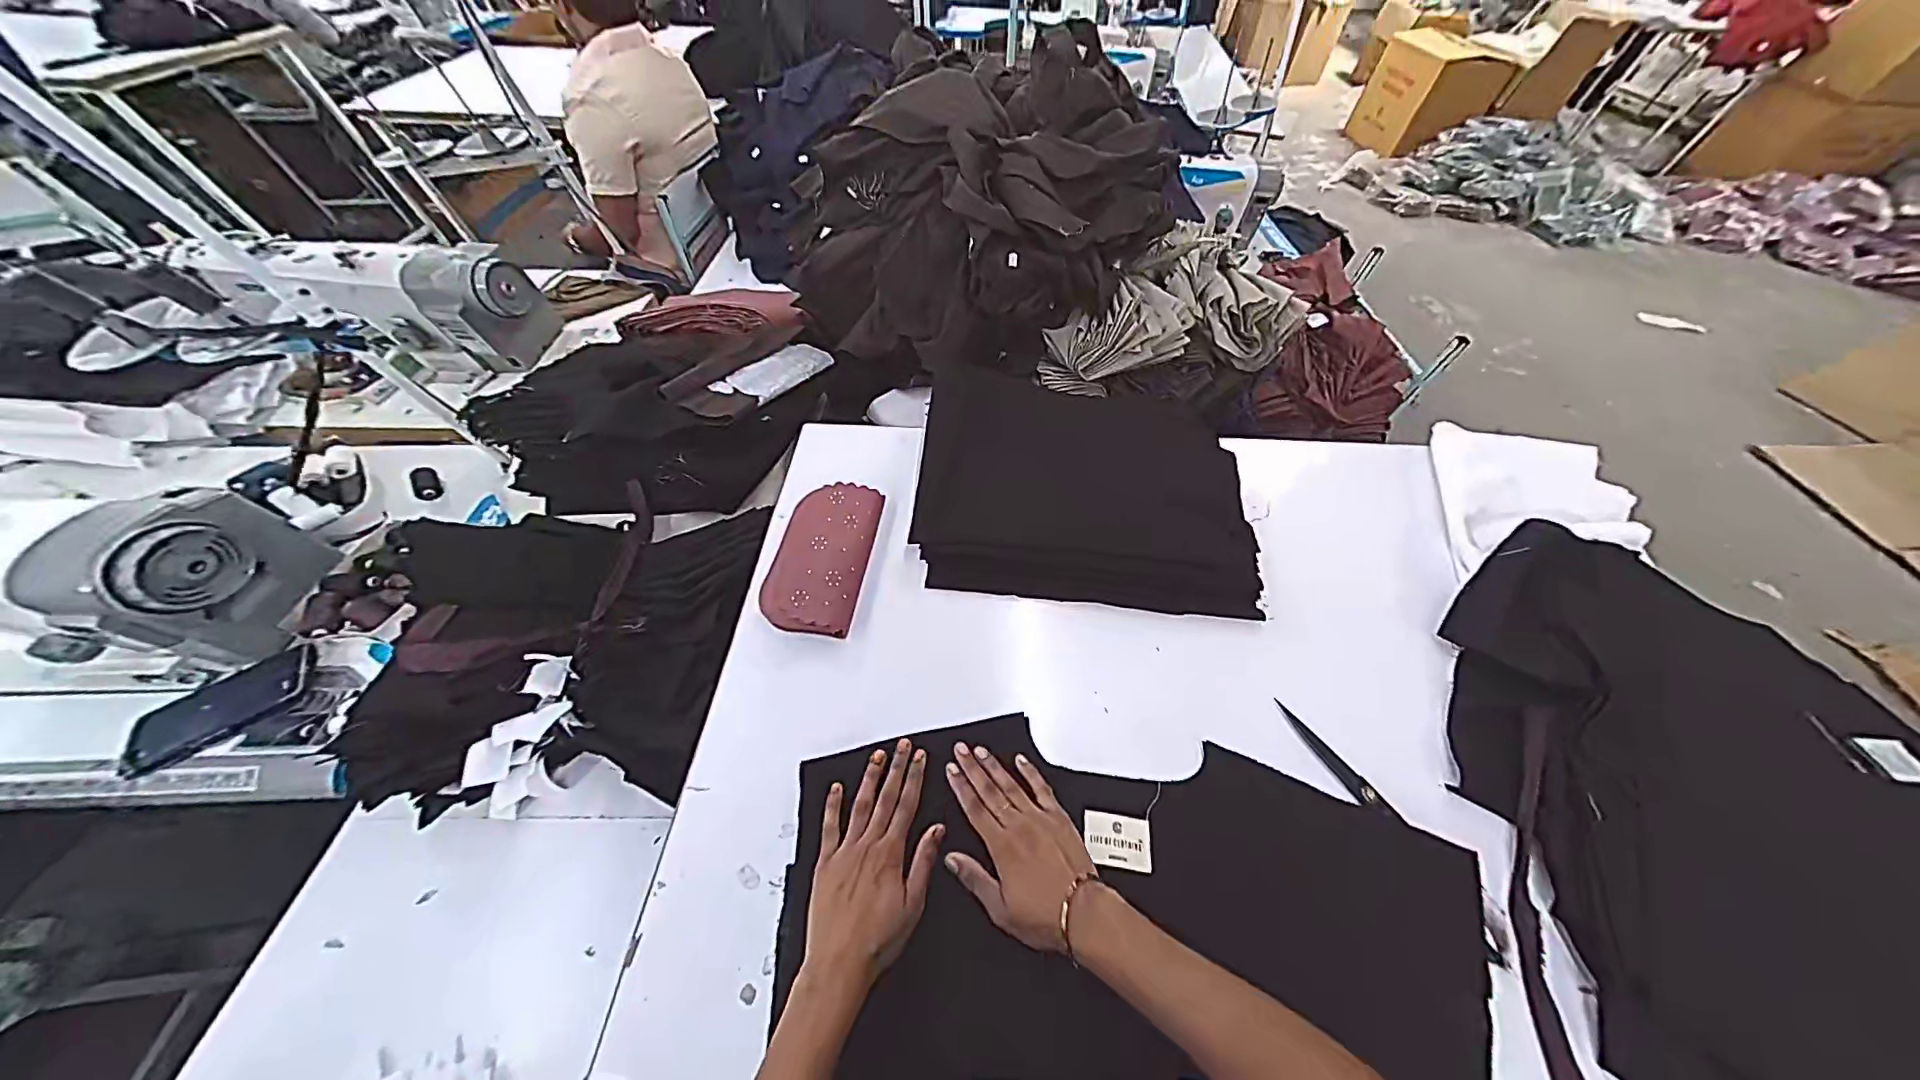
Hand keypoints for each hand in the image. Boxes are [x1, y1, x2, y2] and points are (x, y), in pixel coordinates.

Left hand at [802, 739, 944, 990]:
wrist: (839, 962)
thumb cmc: (877, 940)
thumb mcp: (913, 904)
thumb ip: (923, 862)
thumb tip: (935, 832)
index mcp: (890, 854)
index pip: (906, 806)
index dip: (914, 779)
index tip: (920, 759)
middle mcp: (866, 847)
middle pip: (886, 798)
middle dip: (896, 769)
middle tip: (902, 747)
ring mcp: (844, 852)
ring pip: (860, 805)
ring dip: (870, 779)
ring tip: (877, 758)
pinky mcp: (825, 863)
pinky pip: (829, 827)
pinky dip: (833, 805)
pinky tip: (836, 788)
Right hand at [944, 742, 1096, 952]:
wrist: (1084, 913)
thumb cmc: (1045, 916)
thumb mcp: (1000, 908)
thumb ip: (974, 878)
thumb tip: (953, 860)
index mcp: (1002, 847)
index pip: (974, 808)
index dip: (960, 787)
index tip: (951, 770)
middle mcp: (1020, 827)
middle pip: (989, 790)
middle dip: (972, 767)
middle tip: (961, 749)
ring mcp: (1041, 820)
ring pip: (1012, 785)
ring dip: (994, 766)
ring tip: (981, 751)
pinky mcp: (1060, 819)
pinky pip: (1042, 788)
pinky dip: (1030, 772)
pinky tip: (1021, 761)